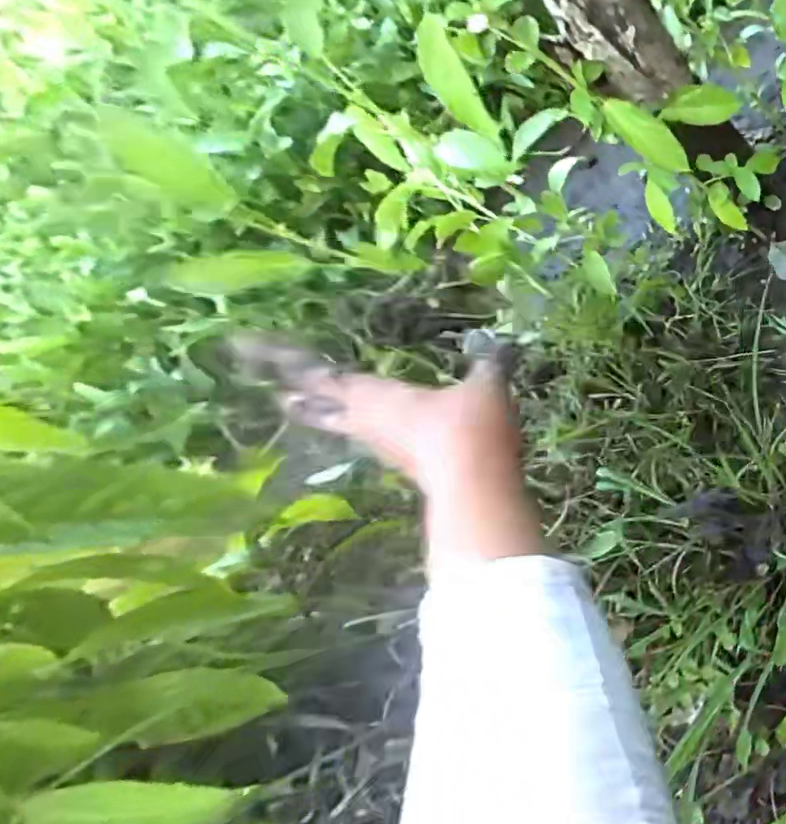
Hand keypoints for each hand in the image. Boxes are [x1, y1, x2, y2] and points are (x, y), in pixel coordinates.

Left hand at [234, 337, 543, 569]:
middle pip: (322, 406)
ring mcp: (384, 445)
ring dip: (324, 416)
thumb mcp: (486, 387)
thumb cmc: (469, 426)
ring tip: (308, 409)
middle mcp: (369, 421)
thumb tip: (502, 342)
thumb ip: (491, 364)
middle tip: (278, 393)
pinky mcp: (405, 463)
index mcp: (378, 396)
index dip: (284, 359)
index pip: (323, 374)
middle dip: (300, 397)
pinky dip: (365, 430)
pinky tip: (378, 432)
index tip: (245, 344)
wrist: (475, 481)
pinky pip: (374, 440)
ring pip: (343, 426)